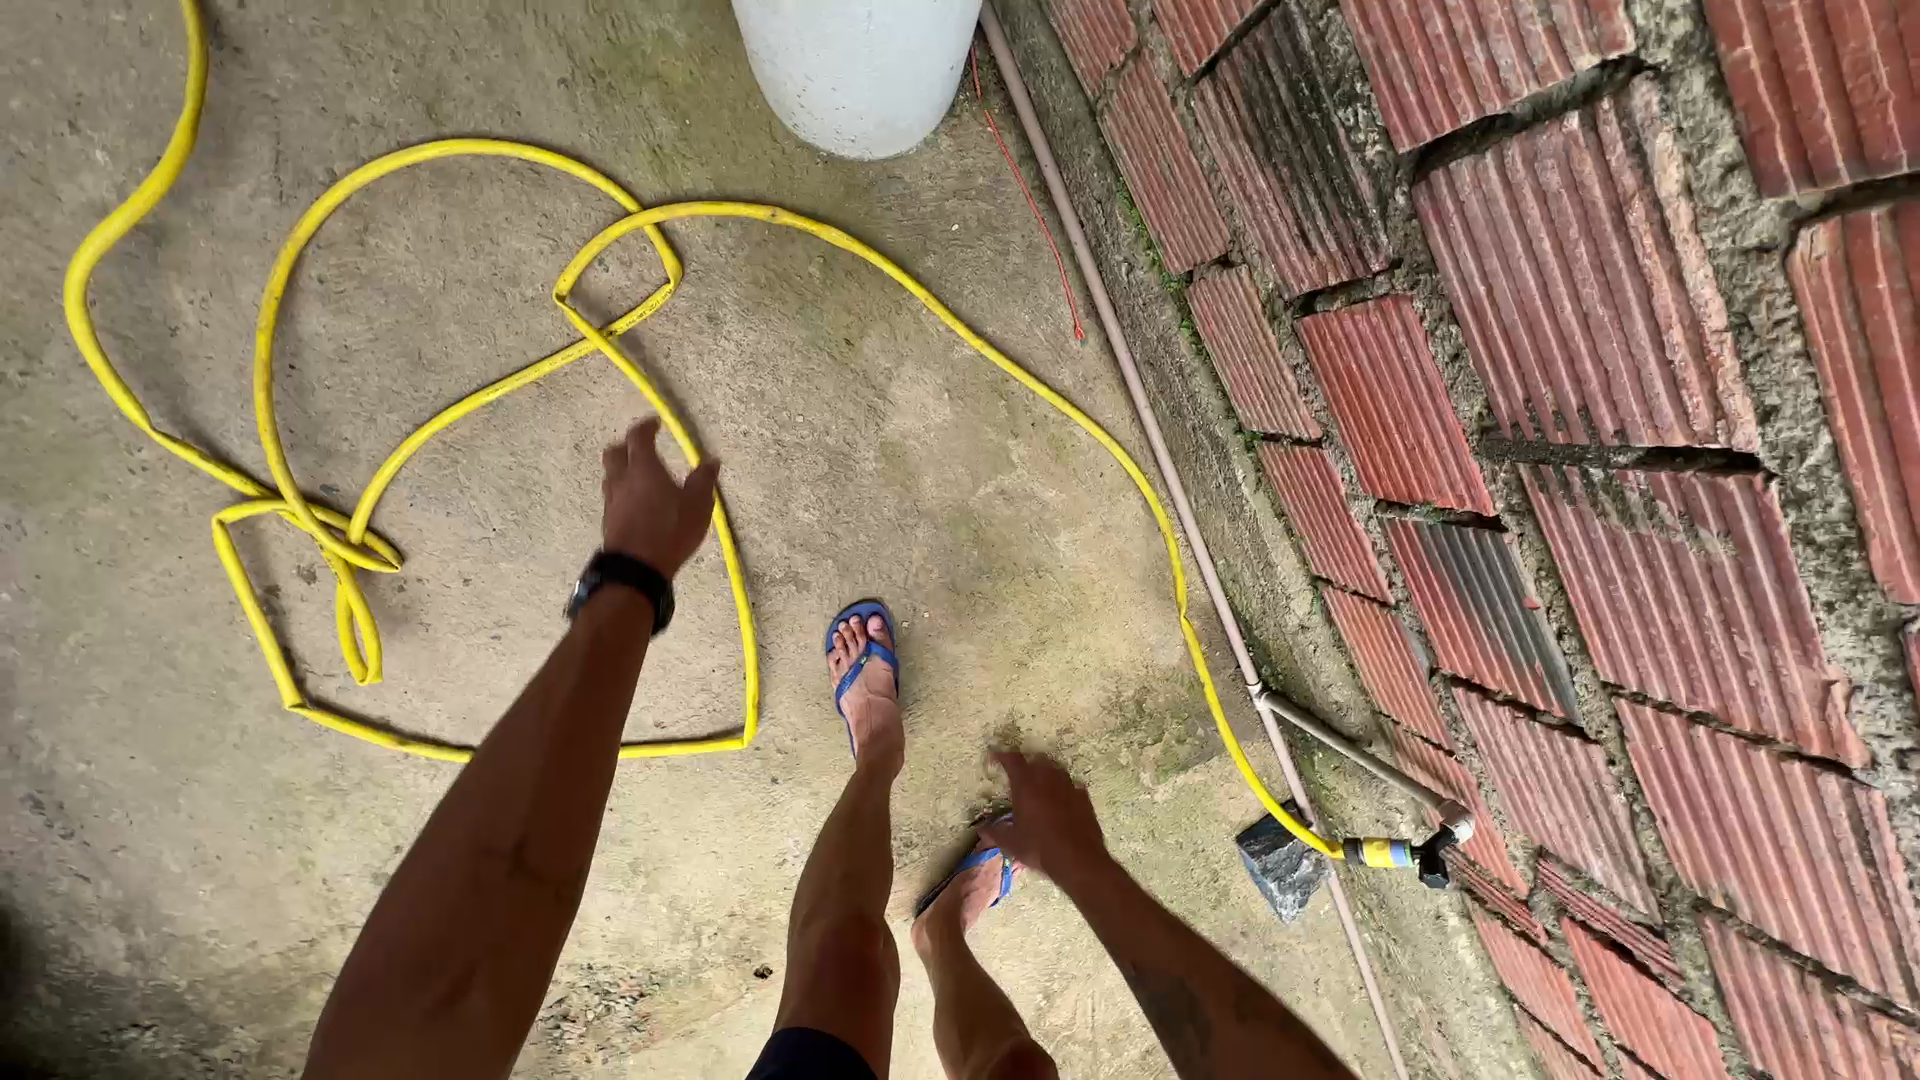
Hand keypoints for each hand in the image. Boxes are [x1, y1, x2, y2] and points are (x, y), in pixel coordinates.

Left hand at [601, 417, 720, 576]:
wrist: (637, 567)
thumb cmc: (670, 531)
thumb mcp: (698, 505)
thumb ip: (703, 480)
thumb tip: (711, 461)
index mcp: (644, 469)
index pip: (638, 437)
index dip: (645, 427)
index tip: (655, 423)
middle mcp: (622, 479)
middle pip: (614, 452)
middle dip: (626, 445)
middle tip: (642, 447)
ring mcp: (612, 500)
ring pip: (610, 474)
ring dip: (622, 468)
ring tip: (639, 474)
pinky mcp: (609, 518)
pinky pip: (613, 494)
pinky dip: (623, 489)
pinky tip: (636, 500)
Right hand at [982, 751, 1115, 889]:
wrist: (1078, 859)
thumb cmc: (1039, 847)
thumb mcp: (1011, 843)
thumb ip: (995, 832)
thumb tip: (981, 829)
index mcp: (1026, 784)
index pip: (1012, 760)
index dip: (1002, 756)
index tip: (995, 756)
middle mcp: (1047, 778)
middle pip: (1036, 759)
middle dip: (1027, 764)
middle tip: (1020, 777)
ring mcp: (1068, 786)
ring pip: (1056, 769)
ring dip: (1047, 774)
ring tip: (1041, 787)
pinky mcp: (1084, 797)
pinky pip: (1072, 785)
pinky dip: (1064, 789)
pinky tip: (1063, 801)